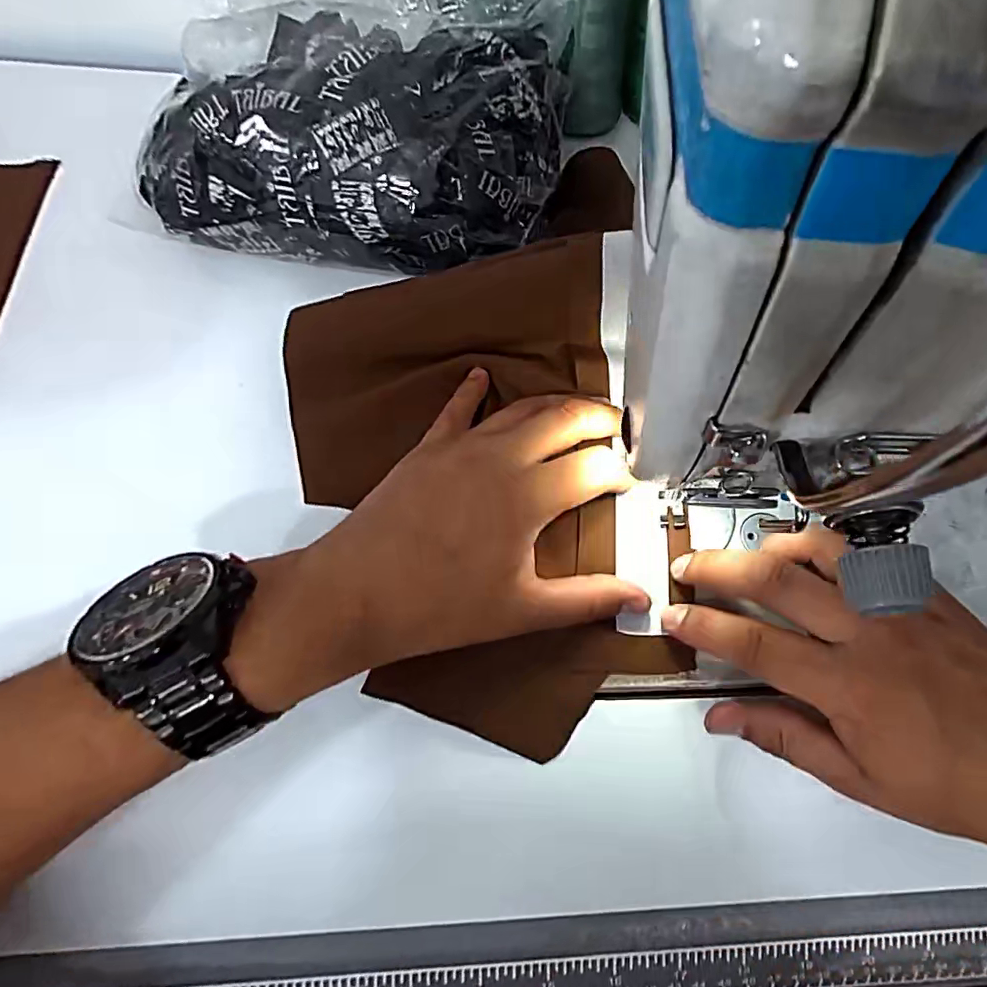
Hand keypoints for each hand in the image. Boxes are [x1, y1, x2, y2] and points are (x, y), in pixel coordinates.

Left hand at [229, 369, 646, 710]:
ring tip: (579, 410)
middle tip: (618, 428)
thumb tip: (635, 598)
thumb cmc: (436, 606)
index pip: (594, 468)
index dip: (619, 473)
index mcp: (527, 498)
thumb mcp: (522, 610)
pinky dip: (474, 390)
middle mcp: (499, 460)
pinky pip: (457, 408)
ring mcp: (461, 448)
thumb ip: (586, 600)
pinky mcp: (428, 449)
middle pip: (565, 420)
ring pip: (521, 408)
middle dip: (600, 419)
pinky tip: (482, 377)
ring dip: (556, 404)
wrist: (352, 595)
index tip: (627, 484)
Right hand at [663, 526, 986, 853]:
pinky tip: (816, 558)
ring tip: (750, 554)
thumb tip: (725, 715)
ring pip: (824, 550)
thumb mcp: (857, 778)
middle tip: (690, 567)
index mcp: (846, 685)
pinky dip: (830, 549)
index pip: (754, 642)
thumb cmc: (948, 785)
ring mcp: (901, 605)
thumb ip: (785, 737)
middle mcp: (868, 632)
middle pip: (777, 580)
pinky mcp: (928, 593)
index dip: (704, 625)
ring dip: (777, 544)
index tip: (673, 615)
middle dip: (721, 567)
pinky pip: (870, 555)